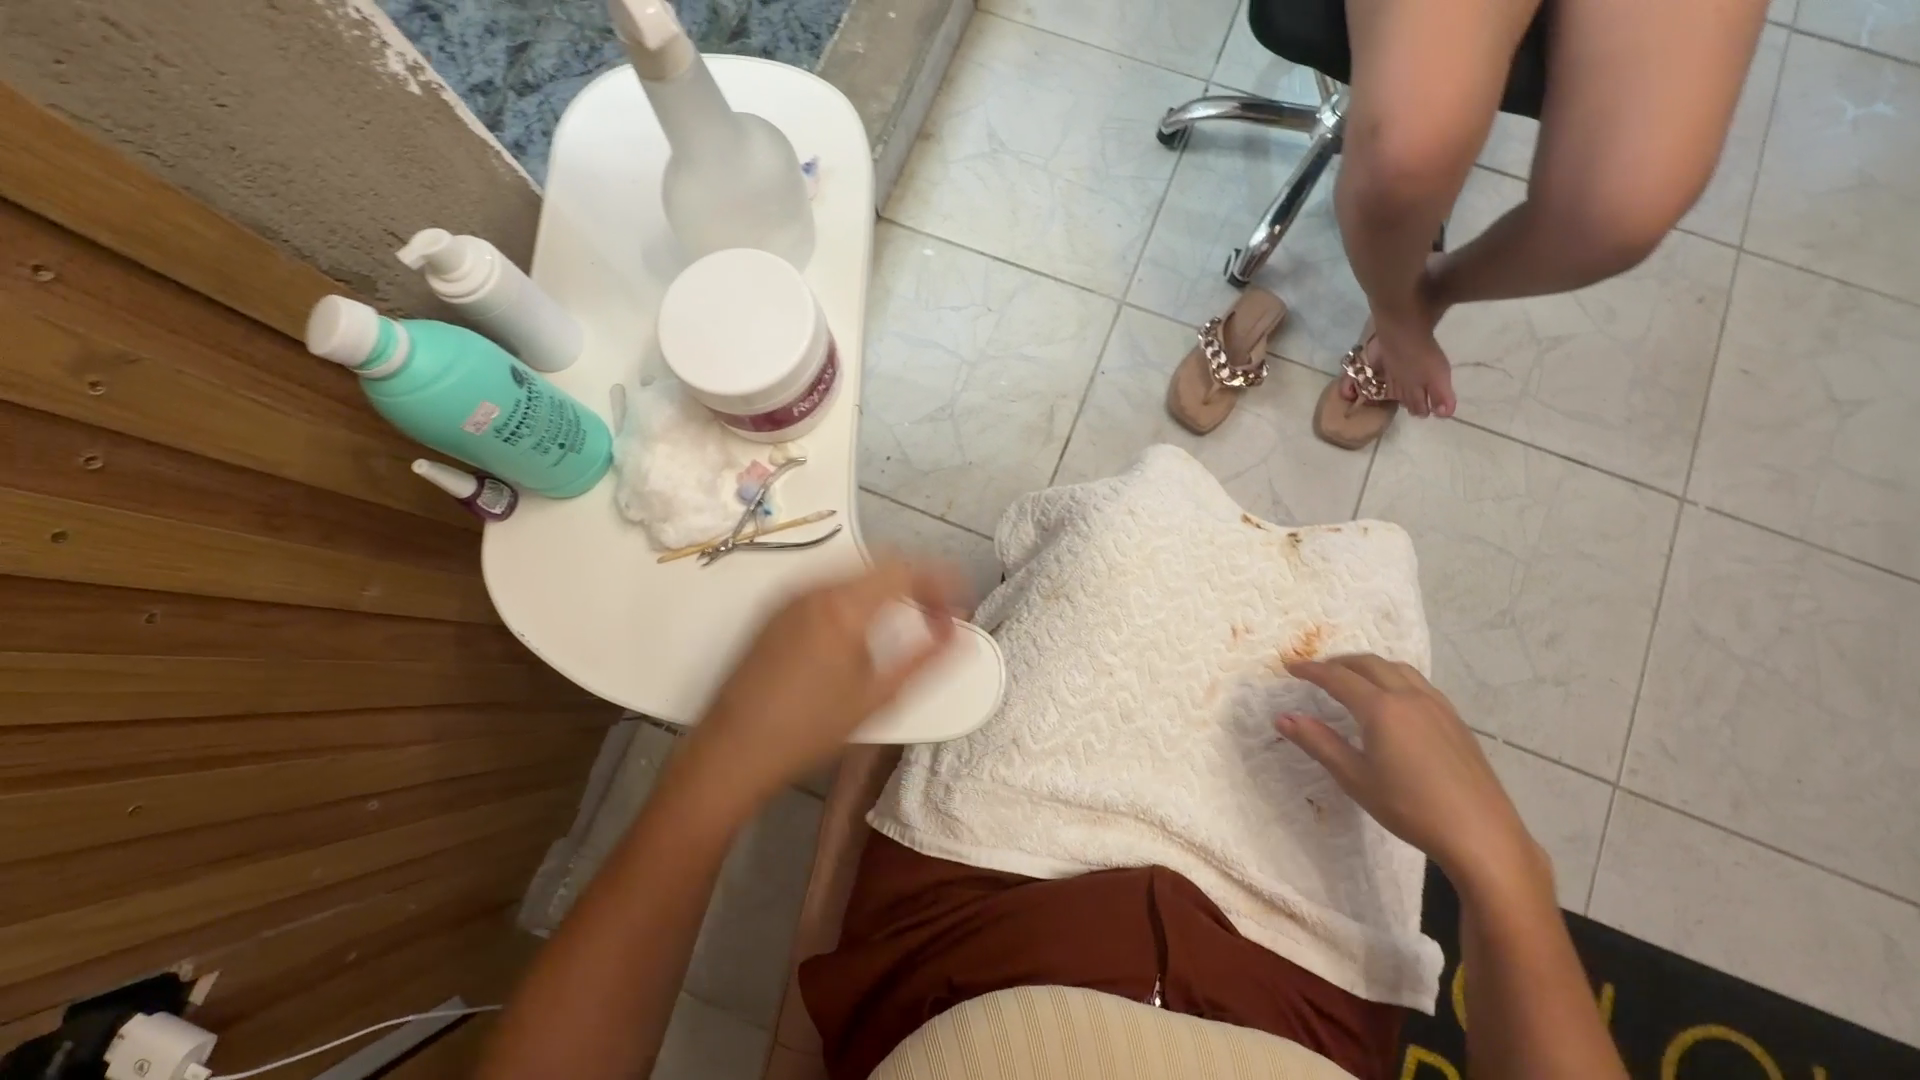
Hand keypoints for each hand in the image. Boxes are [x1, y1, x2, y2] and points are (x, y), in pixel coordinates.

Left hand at [685, 559, 966, 802]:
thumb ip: (926, 658)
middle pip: (881, 561)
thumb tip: (958, 632)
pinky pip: (826, 584)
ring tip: (905, 622)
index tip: (959, 606)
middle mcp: (814, 586)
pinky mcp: (774, 610)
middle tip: (936, 615)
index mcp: (843, 604)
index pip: (906, 567)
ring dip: (886, 587)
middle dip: (916, 581)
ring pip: (852, 570)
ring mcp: (789, 595)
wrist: (732, 750)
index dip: (942, 580)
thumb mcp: (878, 698)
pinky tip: (861, 630)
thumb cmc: (809, 731)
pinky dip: (856, 594)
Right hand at [1277, 655, 1545, 892]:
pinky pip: (1418, 683)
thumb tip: (1283, 718)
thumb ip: (1318, 742)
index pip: (1338, 677)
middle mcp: (1409, 697)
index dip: (1311, 670)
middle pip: (1369, 664)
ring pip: (1397, 669)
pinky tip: (1392, 700)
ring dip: (1369, 666)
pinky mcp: (1454, 719)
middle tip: (1317, 672)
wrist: (1479, 832)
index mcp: (1381, 709)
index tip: (1290, 667)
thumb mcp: (1355, 778)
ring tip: (1352, 679)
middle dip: (1339, 663)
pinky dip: (1394, 677)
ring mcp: (1437, 705)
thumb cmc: (1409, 807)